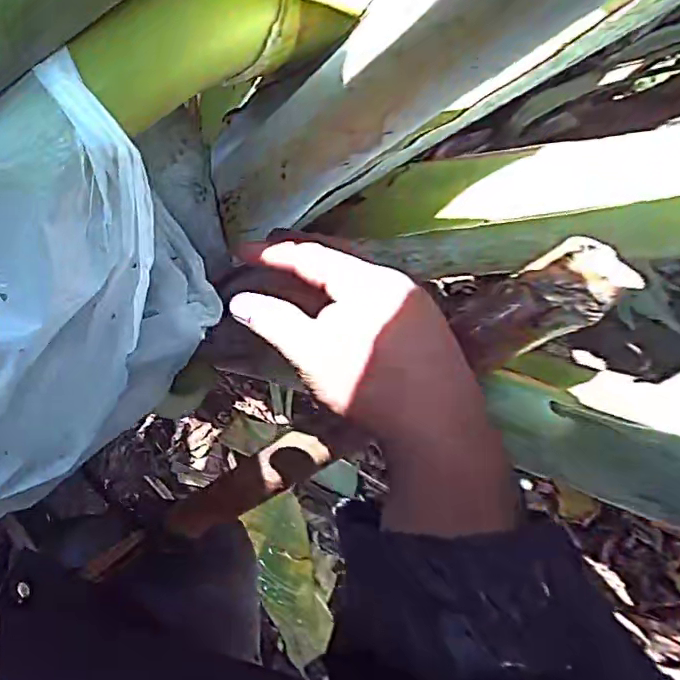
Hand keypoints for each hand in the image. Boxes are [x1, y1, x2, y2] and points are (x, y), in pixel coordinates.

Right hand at [227, 240, 516, 536]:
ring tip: (293, 276)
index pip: (310, 254)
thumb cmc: (368, 386)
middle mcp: (393, 280)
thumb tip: (240, 300)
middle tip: (266, 253)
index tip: (241, 251)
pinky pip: (371, 293)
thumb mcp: (310, 352)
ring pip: (356, 275)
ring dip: (321, 273)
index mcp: (366, 280)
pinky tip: (332, 306)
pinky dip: (342, 292)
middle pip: (337, 256)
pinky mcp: (421, 325)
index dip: (271, 253)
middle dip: (298, 253)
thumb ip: (273, 320)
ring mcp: (412, 302)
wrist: (439, 428)